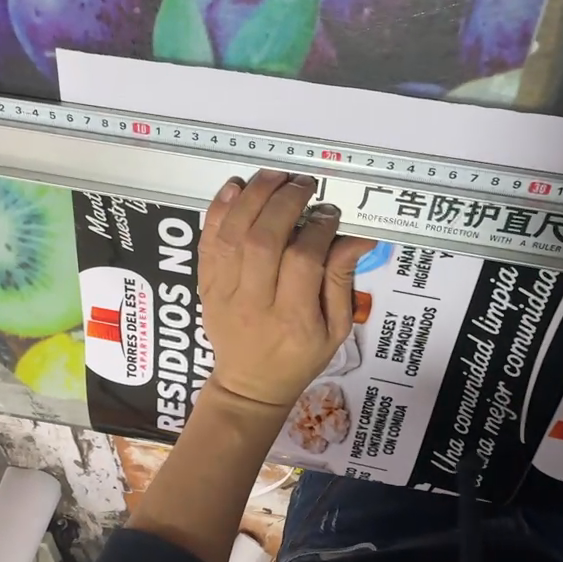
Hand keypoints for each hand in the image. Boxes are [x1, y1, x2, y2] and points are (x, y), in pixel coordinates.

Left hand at [197, 170, 374, 409]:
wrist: (249, 384)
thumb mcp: (336, 330)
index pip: (303, 262)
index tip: (329, 211)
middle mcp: (254, 305)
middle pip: (264, 242)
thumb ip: (342, 282)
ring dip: (252, 199)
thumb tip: (356, 237)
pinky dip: (218, 212)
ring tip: (274, 177)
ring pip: (232, 237)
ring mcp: (224, 294)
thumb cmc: (299, 358)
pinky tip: (236, 188)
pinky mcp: (206, 286)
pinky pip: (207, 243)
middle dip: (284, 204)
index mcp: (293, 320)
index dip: (318, 229)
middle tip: (303, 184)